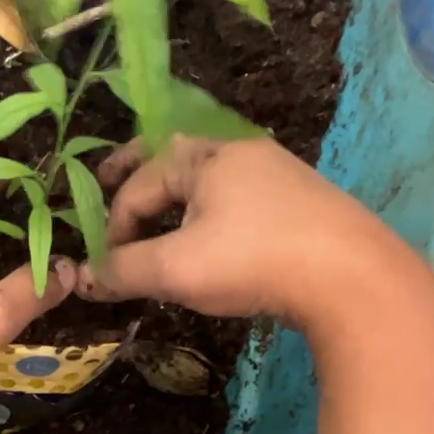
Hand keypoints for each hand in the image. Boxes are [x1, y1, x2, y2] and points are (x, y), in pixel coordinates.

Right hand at [76, 136, 418, 329]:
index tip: (104, 268)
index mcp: (205, 158)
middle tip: (108, 194)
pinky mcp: (296, 204)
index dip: (112, 227)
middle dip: (137, 184)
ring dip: (172, 207)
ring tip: (155, 236)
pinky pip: (233, 203)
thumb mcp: (175, 269)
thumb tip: (83, 279)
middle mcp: (238, 154)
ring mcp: (273, 176)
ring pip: (205, 185)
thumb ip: (122, 272)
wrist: (349, 277)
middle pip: (172, 163)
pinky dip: (205, 219)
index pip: (138, 186)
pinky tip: (207, 249)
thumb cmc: (251, 261)